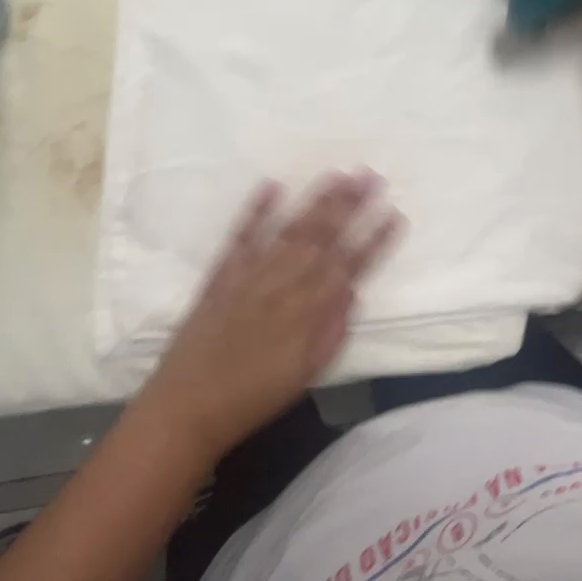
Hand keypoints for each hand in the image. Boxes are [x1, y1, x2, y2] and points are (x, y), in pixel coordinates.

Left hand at [149, 172, 401, 453]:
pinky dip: (256, 209)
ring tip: (339, 174)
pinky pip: (241, 235)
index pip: (350, 266)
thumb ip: (332, 331)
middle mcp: (284, 284)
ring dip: (317, 200)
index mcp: (309, 311)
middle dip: (351, 205)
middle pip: (323, 237)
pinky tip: (273, 185)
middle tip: (372, 175)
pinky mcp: (221, 273)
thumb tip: (352, 291)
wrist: (186, 408)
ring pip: (291, 229)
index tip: (395, 213)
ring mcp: (251, 274)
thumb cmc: (254, 398)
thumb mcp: (306, 374)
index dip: (375, 239)